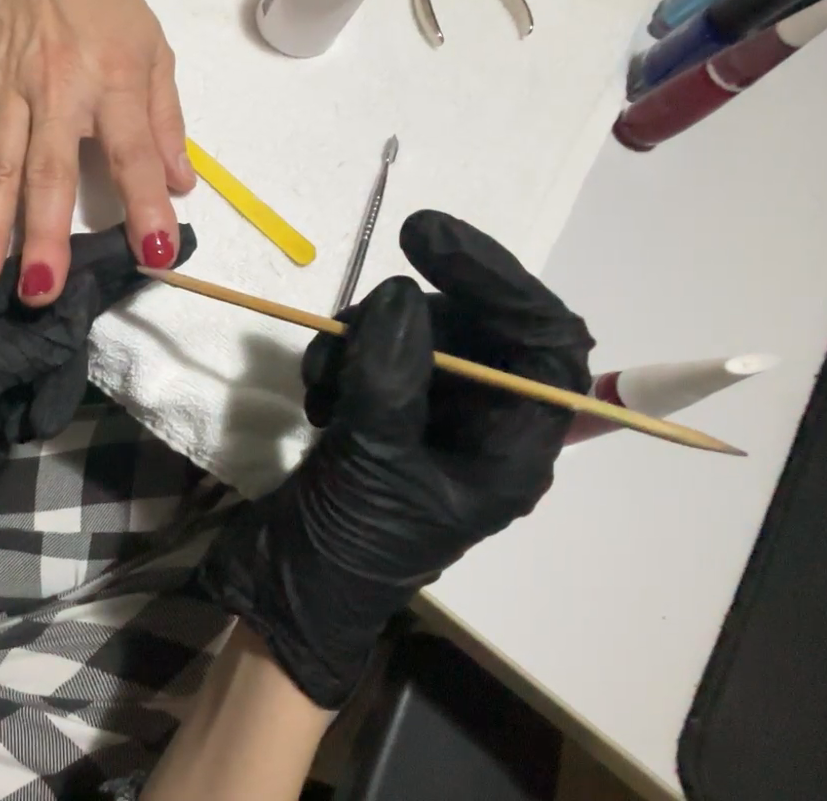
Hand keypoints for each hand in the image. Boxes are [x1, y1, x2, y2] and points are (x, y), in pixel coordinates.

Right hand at [0, 0, 195, 303]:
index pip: (134, 152)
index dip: (147, 205)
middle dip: (44, 234)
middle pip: (50, 171)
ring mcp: (10, 91)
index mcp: (114, 81)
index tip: (157, 256)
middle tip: (39, 291)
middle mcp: (59, 91)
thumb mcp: (154, 48)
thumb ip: (166, 121)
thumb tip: (180, 185)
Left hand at [0, 224, 195, 590]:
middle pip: (66, 305)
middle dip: (90, 315)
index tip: (157, 238)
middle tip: (152, 278)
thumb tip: (87, 296)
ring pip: (68, 355)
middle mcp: (0, 322)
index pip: (48, 267)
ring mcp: (13, 361)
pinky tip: (26, 428)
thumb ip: (34, 338)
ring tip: (29, 419)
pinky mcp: (21, 396)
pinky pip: (59, 388)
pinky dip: (51, 408)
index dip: (102, 254)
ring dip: (58, 388)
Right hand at [199, 211, 592, 707]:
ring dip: (357, 341)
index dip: (498, 281)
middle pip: (469, 328)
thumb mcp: (373, 461)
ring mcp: (425, 414)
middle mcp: (479, 422)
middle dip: (405, 316)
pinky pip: (367, 355)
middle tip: (346, 324)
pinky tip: (315, 394)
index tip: (429, 238)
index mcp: (512, 446)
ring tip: (320, 379)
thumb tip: (402, 293)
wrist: (285, 589)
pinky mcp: (376, 411)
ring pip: (410, 336)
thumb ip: (391, 377)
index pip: (541, 341)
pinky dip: (337, 360)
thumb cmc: (349, 544)